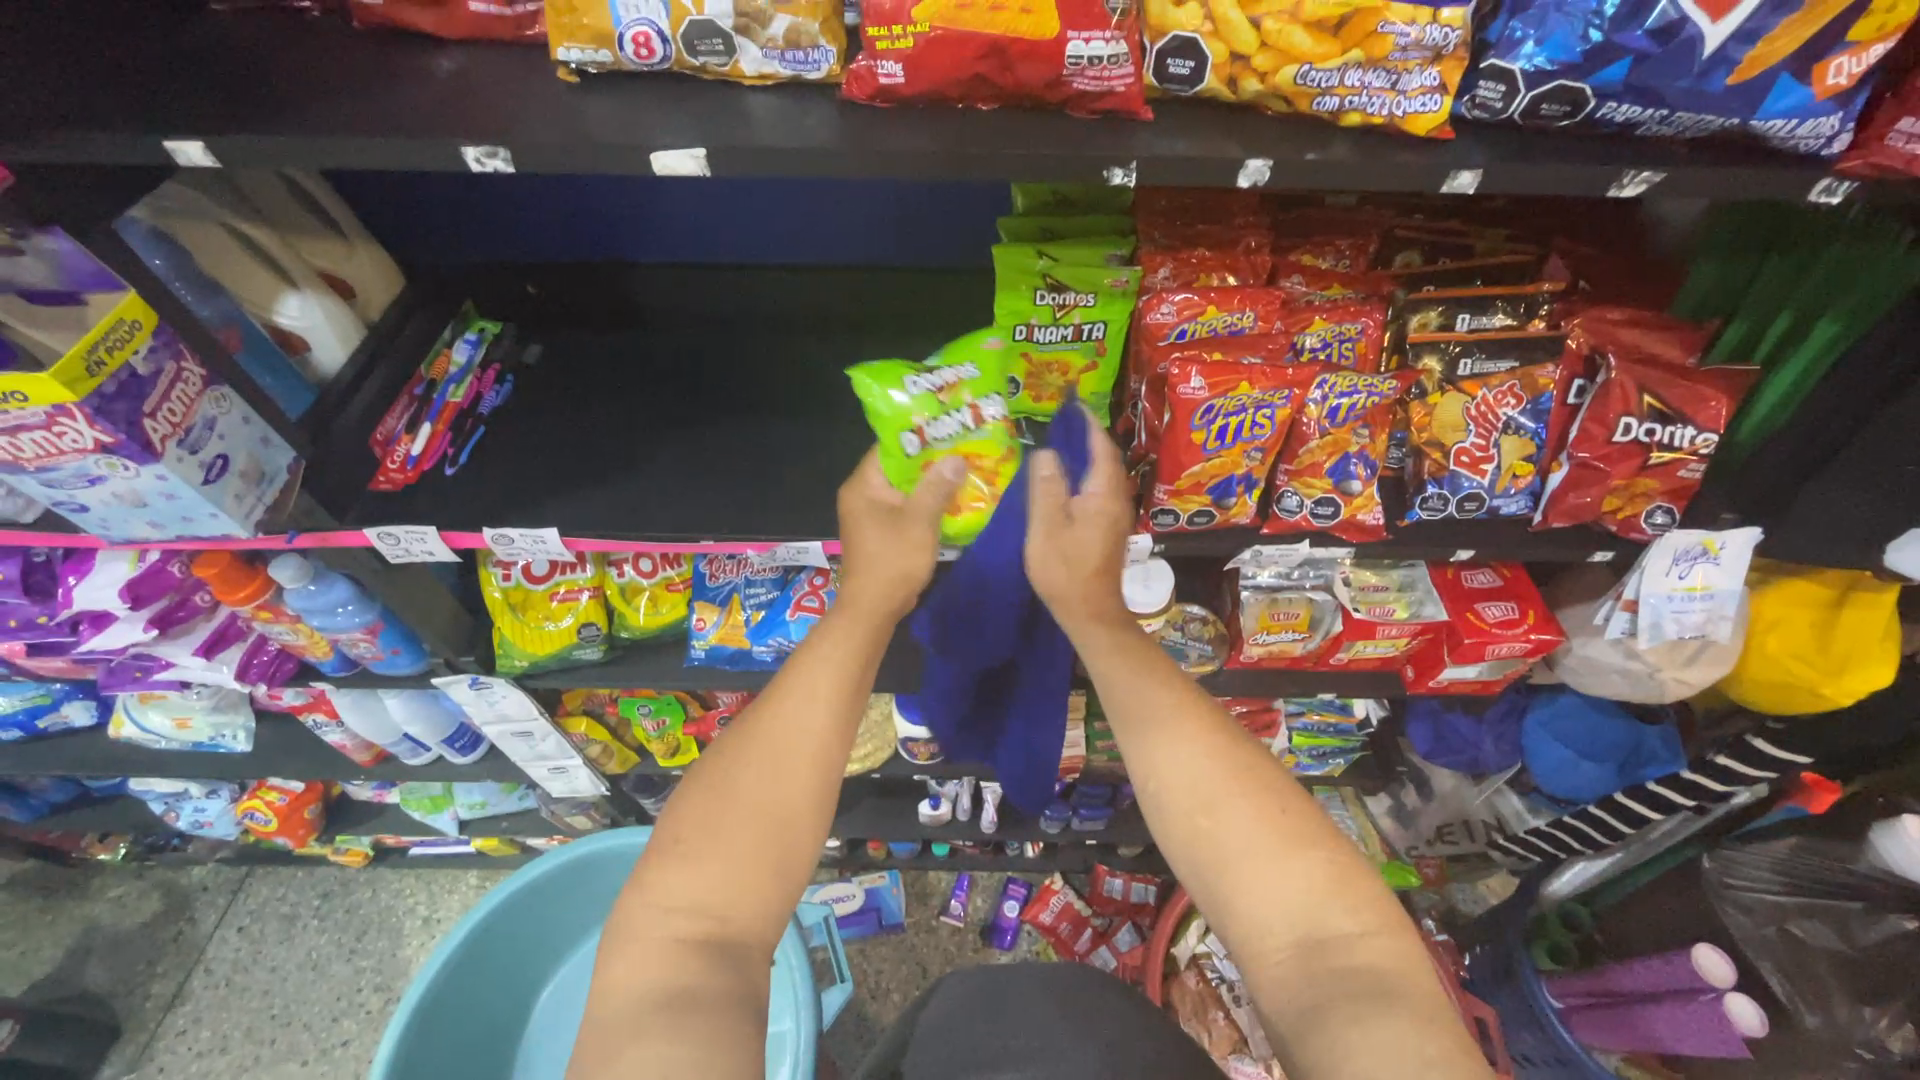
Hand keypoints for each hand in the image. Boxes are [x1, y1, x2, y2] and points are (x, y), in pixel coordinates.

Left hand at [836, 448, 964, 621]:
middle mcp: (862, 495)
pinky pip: (905, 509)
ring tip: (964, 470)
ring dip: (931, 484)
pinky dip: (926, 504)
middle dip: (931, 461)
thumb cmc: (893, 560)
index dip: (918, 436)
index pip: (889, 447)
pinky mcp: (882, 532)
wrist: (874, 609)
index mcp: (863, 485)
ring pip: (904, 490)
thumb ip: (937, 486)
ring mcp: (871, 515)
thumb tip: (956, 458)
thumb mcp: (920, 520)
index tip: (948, 428)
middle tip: (963, 448)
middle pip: (898, 467)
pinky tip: (953, 501)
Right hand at [1026, 406, 1134, 635]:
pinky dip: (1087, 476)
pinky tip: (1068, 481)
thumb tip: (1048, 452)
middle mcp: (1116, 500)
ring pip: (1104, 476)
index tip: (1073, 404)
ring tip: (1064, 444)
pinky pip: (1100, 491)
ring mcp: (1116, 517)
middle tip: (1065, 421)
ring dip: (1088, 457)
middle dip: (1089, 437)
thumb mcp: (1046, 527)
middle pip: (1106, 459)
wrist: (1090, 614)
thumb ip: (1046, 486)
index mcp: (1103, 494)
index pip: (1100, 447)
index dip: (1088, 424)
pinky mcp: (1109, 530)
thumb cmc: (1065, 571)